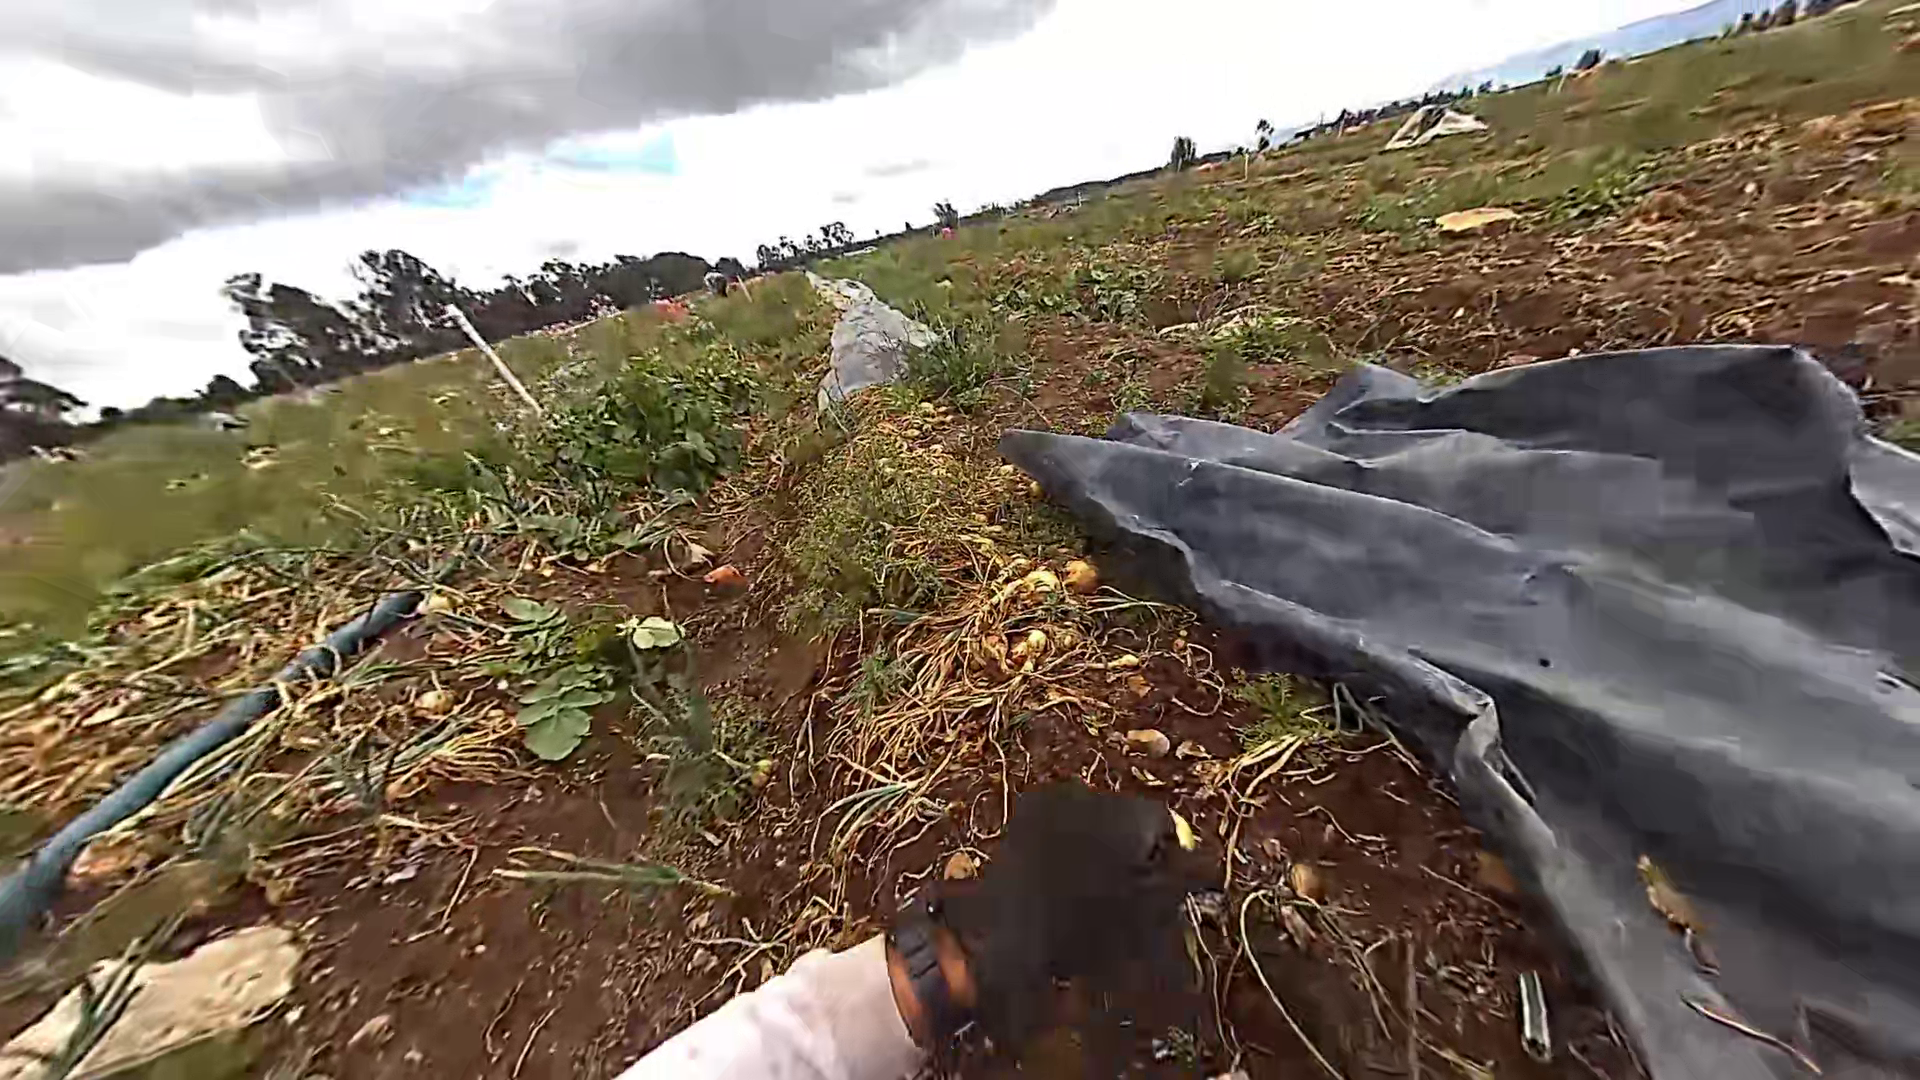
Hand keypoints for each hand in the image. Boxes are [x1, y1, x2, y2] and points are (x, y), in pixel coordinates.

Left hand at [893, 783, 1205, 1054]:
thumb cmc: (1086, 927)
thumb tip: (1204, 860)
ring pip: (1097, 817)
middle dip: (1134, 846)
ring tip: (1093, 882)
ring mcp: (1055, 798)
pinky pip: (1066, 819)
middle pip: (1130, 816)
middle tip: (1129, 886)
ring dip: (1102, 841)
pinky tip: (1064, 873)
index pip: (1164, 821)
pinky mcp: (1029, 809)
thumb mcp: (1148, 912)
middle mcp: (1091, 793)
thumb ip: (1183, 878)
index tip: (1164, 883)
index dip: (1170, 853)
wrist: (1008, 930)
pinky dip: (1072, 839)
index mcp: (1125, 814)